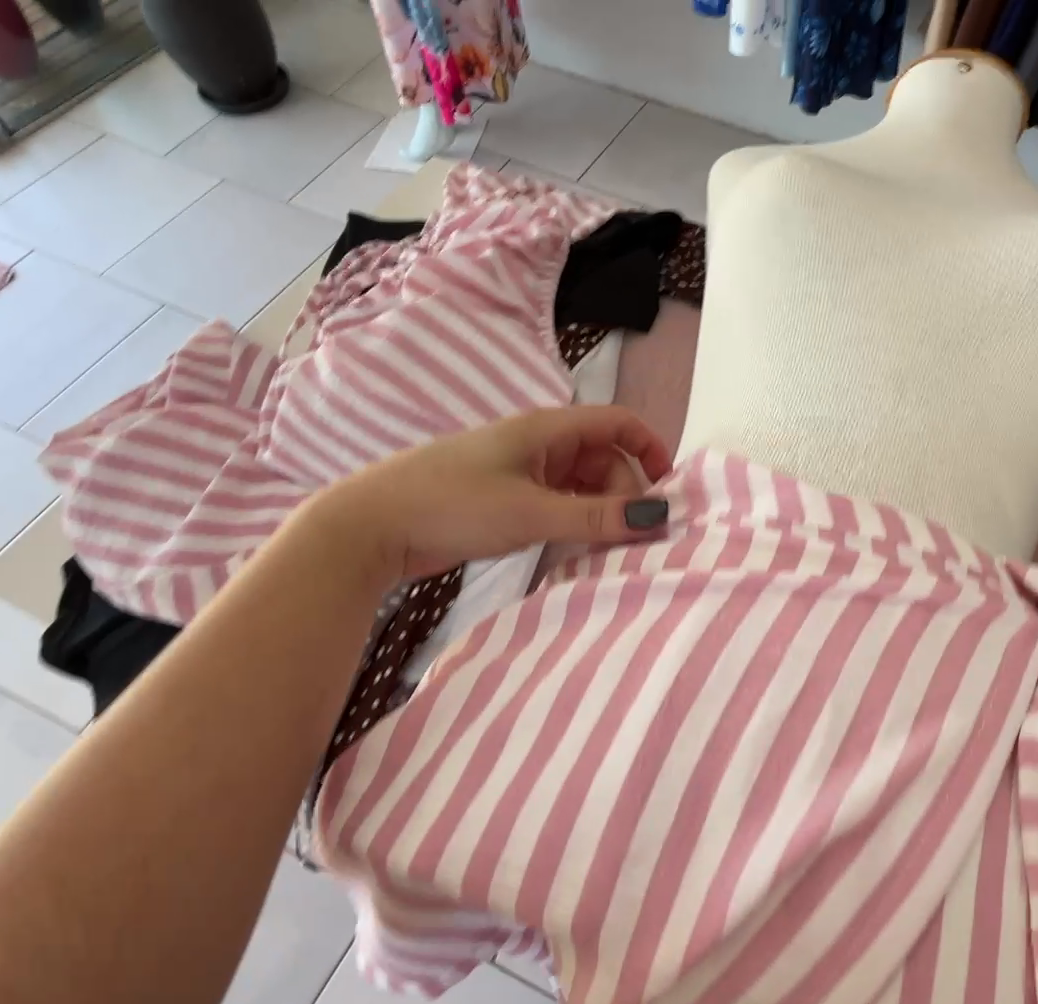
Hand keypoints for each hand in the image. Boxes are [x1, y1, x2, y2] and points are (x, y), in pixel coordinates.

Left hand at [303, 406, 674, 586]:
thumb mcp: (531, 513)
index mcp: (546, 429)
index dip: (649, 448)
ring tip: (607, 545)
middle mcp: (538, 444)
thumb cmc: (453, 505)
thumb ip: (596, 517)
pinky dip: (575, 520)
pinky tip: (577, 547)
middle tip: (629, 533)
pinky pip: (558, 502)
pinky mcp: (504, 499)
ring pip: (581, 483)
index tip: (666, 490)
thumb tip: (657, 516)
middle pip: (603, 456)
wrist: (371, 526)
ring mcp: (520, 472)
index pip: (617, 423)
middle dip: (625, 490)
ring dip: (600, 509)